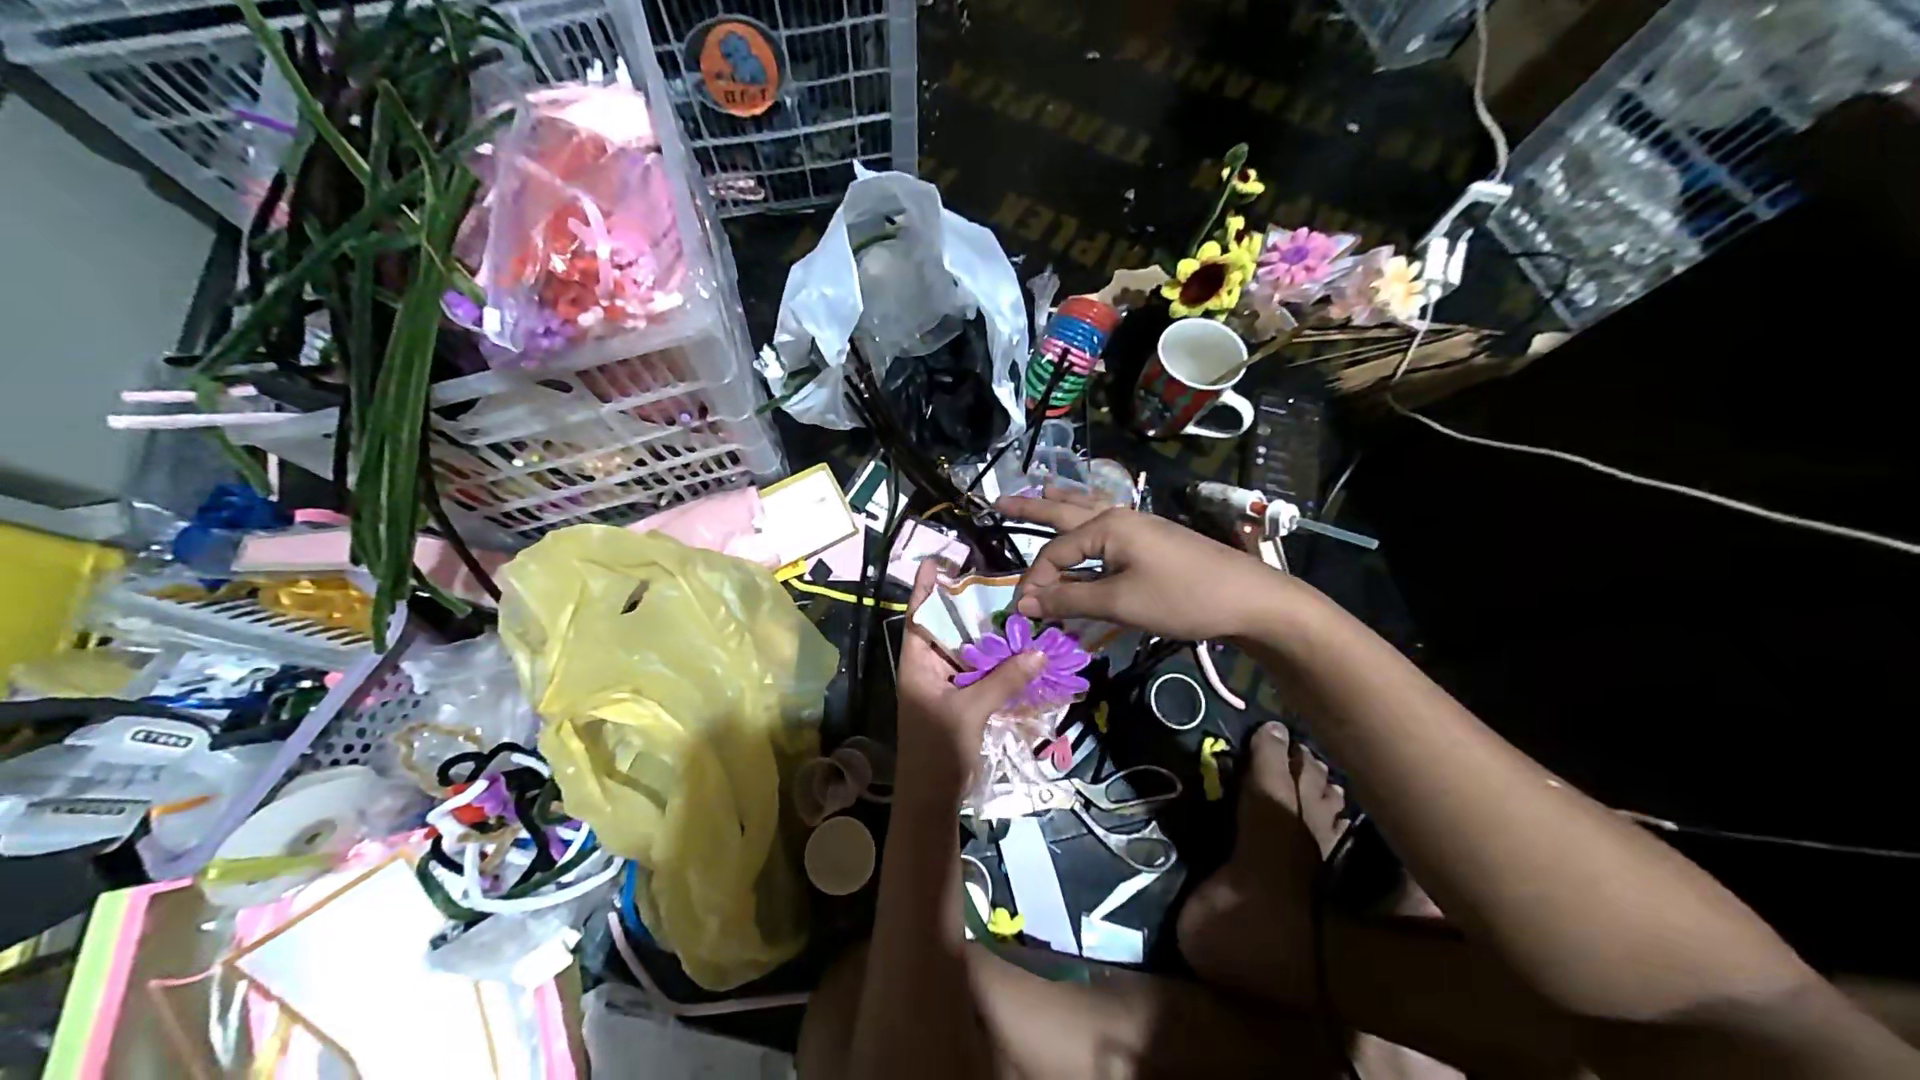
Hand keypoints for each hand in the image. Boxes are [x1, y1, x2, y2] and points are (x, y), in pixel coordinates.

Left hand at [897, 559, 1045, 796]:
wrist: (931, 799)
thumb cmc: (938, 750)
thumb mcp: (970, 712)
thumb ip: (1003, 680)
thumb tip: (1037, 651)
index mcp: (917, 666)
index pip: (919, 618)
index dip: (925, 589)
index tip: (936, 561)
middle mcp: (928, 671)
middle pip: (945, 631)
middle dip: (965, 609)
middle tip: (993, 582)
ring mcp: (943, 688)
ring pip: (964, 653)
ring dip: (985, 637)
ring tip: (1011, 610)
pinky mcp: (959, 703)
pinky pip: (977, 674)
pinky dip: (994, 664)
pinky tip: (1016, 652)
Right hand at [997, 486, 1297, 642]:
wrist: (1249, 598)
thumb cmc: (1182, 597)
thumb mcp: (1121, 602)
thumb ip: (1070, 600)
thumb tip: (1025, 602)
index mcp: (1107, 526)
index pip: (1054, 552)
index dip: (1034, 582)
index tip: (1022, 612)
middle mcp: (1118, 516)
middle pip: (1065, 510)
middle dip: (1031, 508)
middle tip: (999, 502)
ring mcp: (1138, 526)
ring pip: (1087, 511)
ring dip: (1059, 504)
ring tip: (1038, 492)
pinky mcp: (1151, 540)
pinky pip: (1104, 525)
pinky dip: (1084, 521)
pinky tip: (1084, 521)